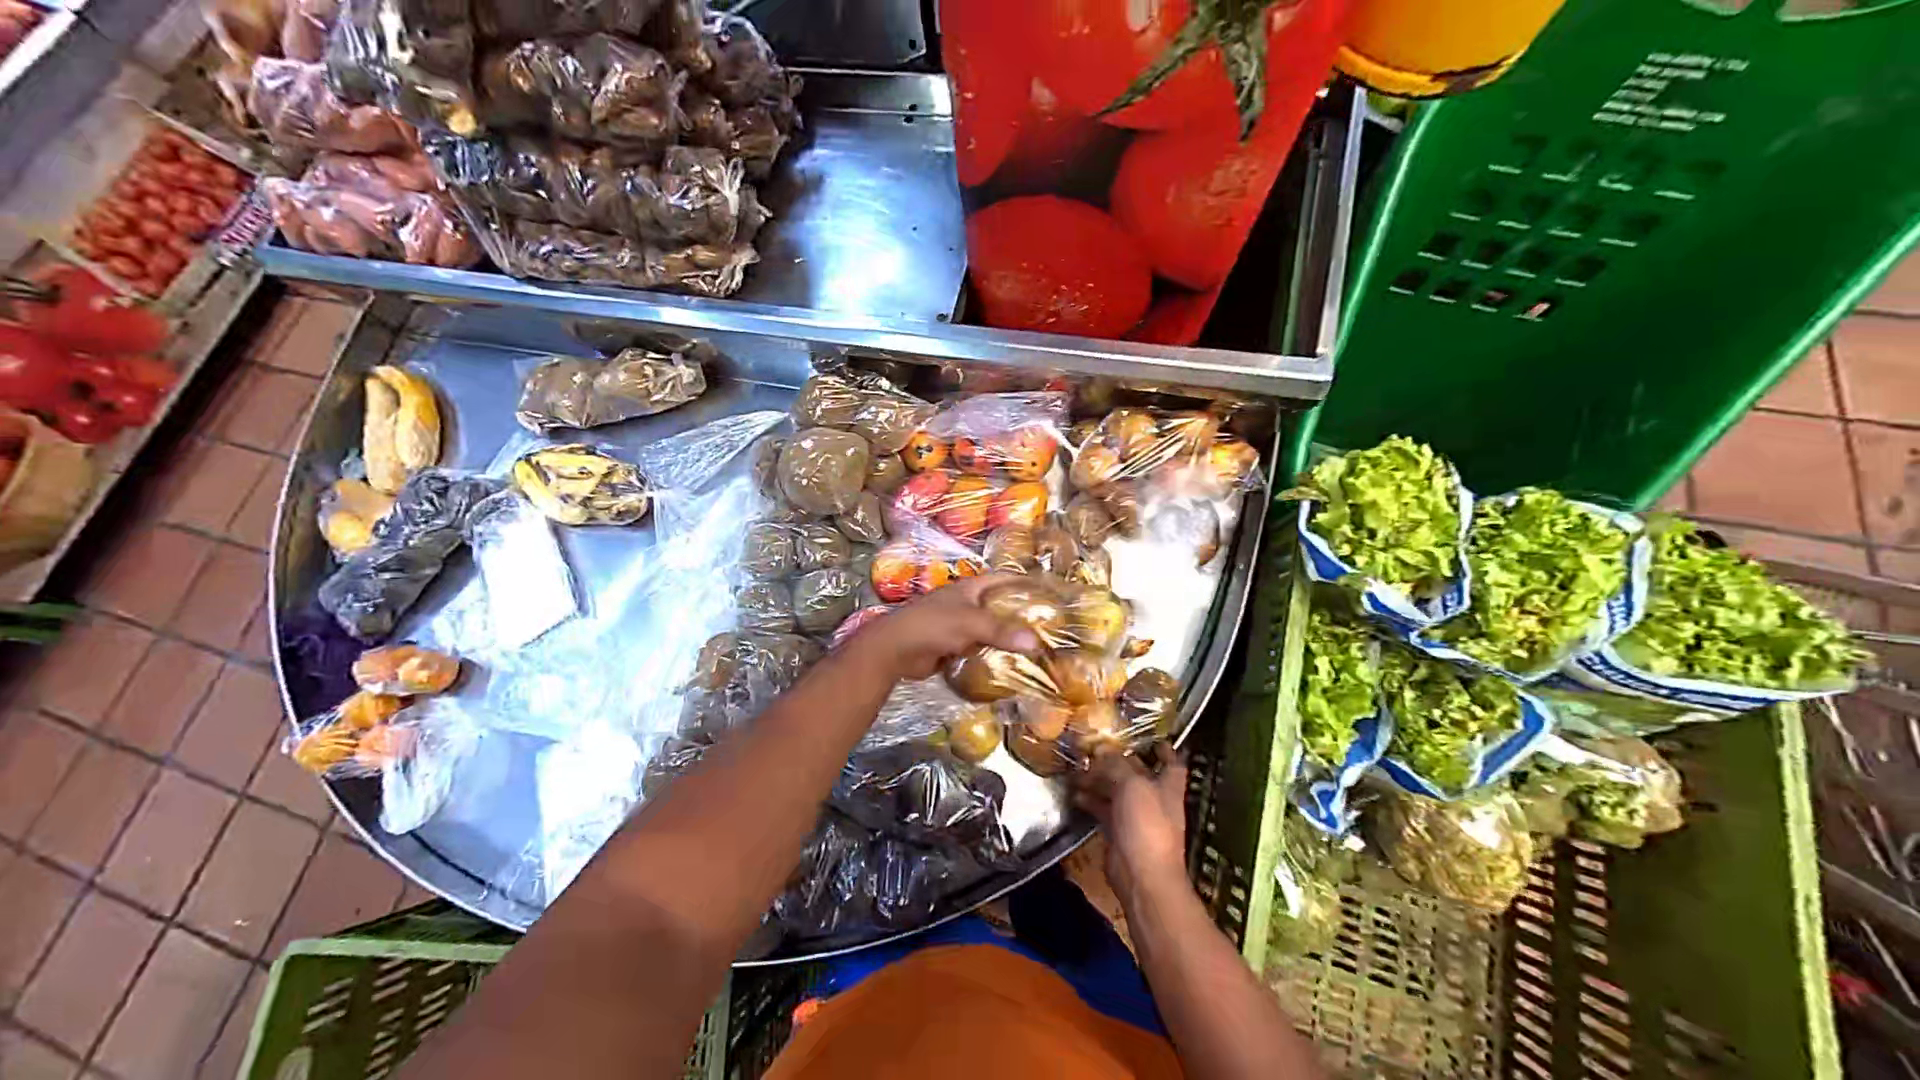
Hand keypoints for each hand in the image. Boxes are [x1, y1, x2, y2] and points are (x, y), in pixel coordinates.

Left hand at [846, 574, 1039, 681]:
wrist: (896, 649)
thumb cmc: (933, 624)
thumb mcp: (971, 623)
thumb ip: (1002, 631)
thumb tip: (1035, 642)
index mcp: (970, 588)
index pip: (1003, 579)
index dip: (1025, 582)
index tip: (1049, 592)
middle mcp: (966, 603)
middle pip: (999, 606)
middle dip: (1020, 615)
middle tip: (1049, 627)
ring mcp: (959, 625)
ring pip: (990, 630)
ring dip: (1007, 638)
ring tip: (1037, 647)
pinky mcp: (953, 647)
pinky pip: (979, 649)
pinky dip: (992, 655)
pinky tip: (1012, 664)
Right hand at [1074, 744, 1189, 907]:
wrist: (1142, 875)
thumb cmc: (1147, 824)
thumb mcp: (1133, 785)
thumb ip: (1117, 764)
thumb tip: (1102, 748)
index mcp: (1167, 786)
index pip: (1172, 762)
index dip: (1163, 749)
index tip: (1149, 738)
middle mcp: (1154, 799)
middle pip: (1136, 773)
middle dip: (1117, 761)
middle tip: (1093, 748)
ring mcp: (1136, 817)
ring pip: (1116, 790)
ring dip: (1098, 780)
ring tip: (1077, 769)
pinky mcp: (1118, 832)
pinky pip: (1103, 809)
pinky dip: (1090, 800)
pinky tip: (1075, 794)